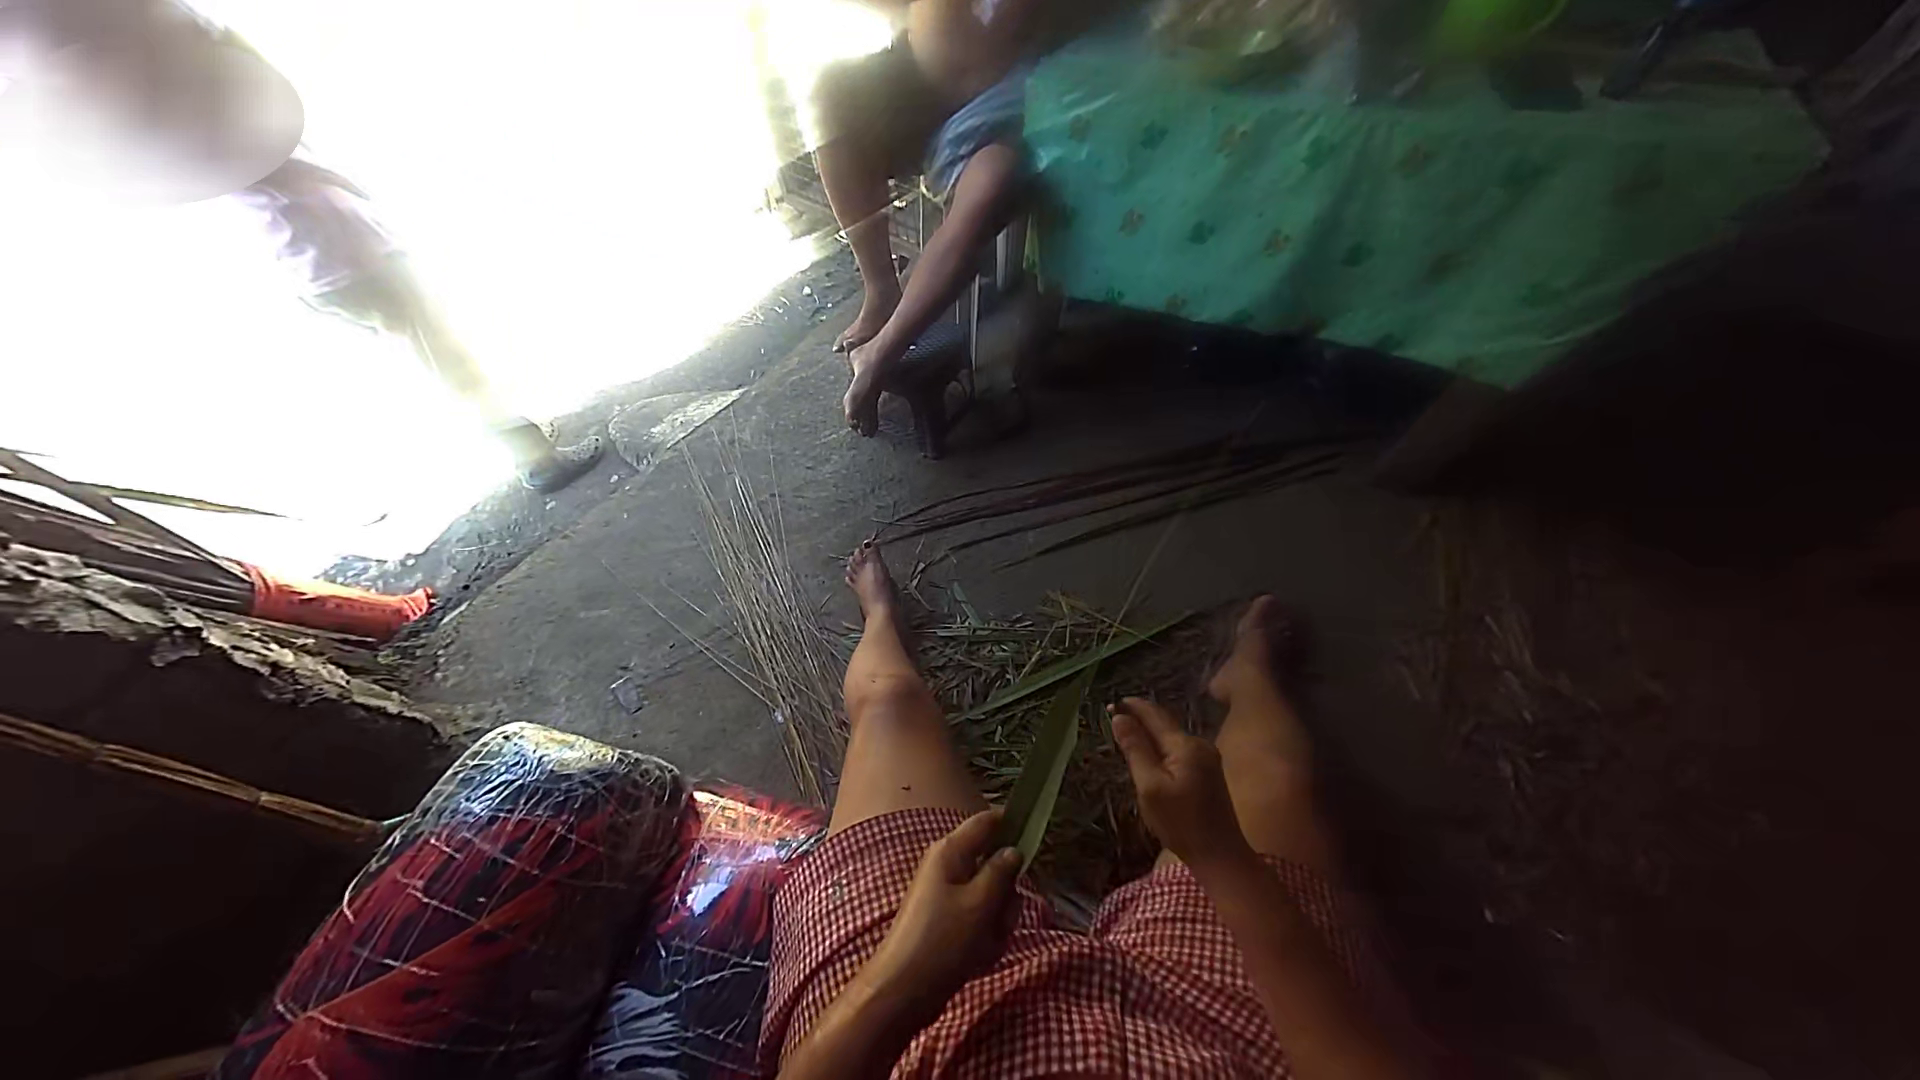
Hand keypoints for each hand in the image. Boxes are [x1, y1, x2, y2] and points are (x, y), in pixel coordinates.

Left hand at [859, 808, 1022, 1023]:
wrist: (903, 990)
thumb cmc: (943, 940)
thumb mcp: (980, 903)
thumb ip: (1001, 871)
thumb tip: (1014, 849)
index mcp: (951, 850)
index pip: (987, 821)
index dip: (1012, 825)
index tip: (1035, 844)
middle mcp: (947, 864)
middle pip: (993, 863)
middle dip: (1006, 892)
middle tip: (1002, 916)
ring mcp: (946, 892)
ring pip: (989, 894)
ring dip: (997, 919)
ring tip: (987, 942)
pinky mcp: (947, 919)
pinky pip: (978, 917)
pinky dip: (984, 935)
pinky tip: (978, 956)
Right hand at [1110, 697, 1254, 869]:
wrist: (1220, 856)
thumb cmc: (1180, 824)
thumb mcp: (1150, 787)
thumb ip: (1135, 749)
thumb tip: (1119, 718)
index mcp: (1185, 746)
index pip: (1154, 715)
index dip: (1132, 707)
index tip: (1109, 703)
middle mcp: (1199, 744)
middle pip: (1164, 722)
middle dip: (1140, 716)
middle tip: (1112, 715)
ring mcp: (1207, 757)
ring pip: (1171, 735)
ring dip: (1149, 730)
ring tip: (1125, 731)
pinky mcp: (1208, 771)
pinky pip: (1178, 748)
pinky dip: (1160, 744)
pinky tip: (1148, 752)